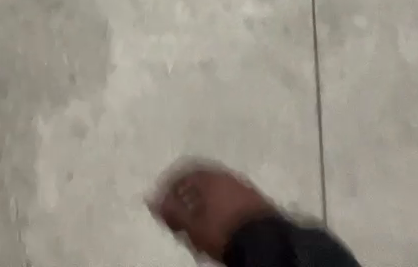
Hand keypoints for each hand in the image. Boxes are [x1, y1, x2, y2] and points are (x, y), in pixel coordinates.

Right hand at [148, 160, 279, 263]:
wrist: (269, 244)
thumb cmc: (223, 229)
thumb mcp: (191, 224)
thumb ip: (169, 210)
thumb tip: (148, 200)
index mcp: (205, 172)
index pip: (179, 173)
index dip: (167, 188)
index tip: (162, 204)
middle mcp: (223, 172)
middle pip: (199, 182)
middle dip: (188, 199)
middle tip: (181, 217)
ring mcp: (243, 185)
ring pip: (216, 192)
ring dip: (205, 206)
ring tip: (200, 224)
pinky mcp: (258, 201)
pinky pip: (232, 201)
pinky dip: (222, 210)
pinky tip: (220, 225)